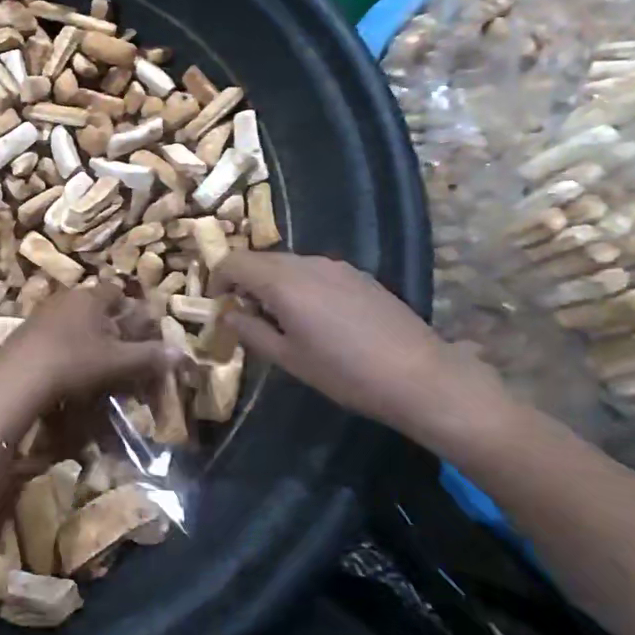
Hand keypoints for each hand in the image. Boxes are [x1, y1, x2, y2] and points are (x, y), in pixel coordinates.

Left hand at [0, 283, 171, 432]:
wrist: (19, 377)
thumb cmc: (75, 362)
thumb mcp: (118, 361)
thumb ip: (149, 356)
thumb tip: (181, 353)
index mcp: (91, 297)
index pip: (116, 290)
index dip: (129, 305)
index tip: (137, 324)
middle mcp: (66, 296)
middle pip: (92, 303)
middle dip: (106, 320)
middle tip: (117, 343)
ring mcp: (41, 312)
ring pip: (71, 317)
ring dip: (82, 332)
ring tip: (92, 357)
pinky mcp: (23, 330)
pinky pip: (52, 332)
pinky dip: (62, 343)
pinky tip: (64, 365)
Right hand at [212, 252, 510, 445]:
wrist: (417, 374)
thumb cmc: (344, 372)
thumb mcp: (288, 359)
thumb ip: (251, 330)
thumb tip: (227, 312)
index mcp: (283, 281)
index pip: (234, 261)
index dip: (218, 279)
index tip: (217, 305)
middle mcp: (307, 263)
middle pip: (261, 260)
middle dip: (245, 282)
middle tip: (244, 316)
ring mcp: (337, 266)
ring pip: (289, 265)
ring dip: (273, 284)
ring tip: (280, 321)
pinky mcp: (359, 276)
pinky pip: (315, 271)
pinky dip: (300, 286)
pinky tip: (315, 319)